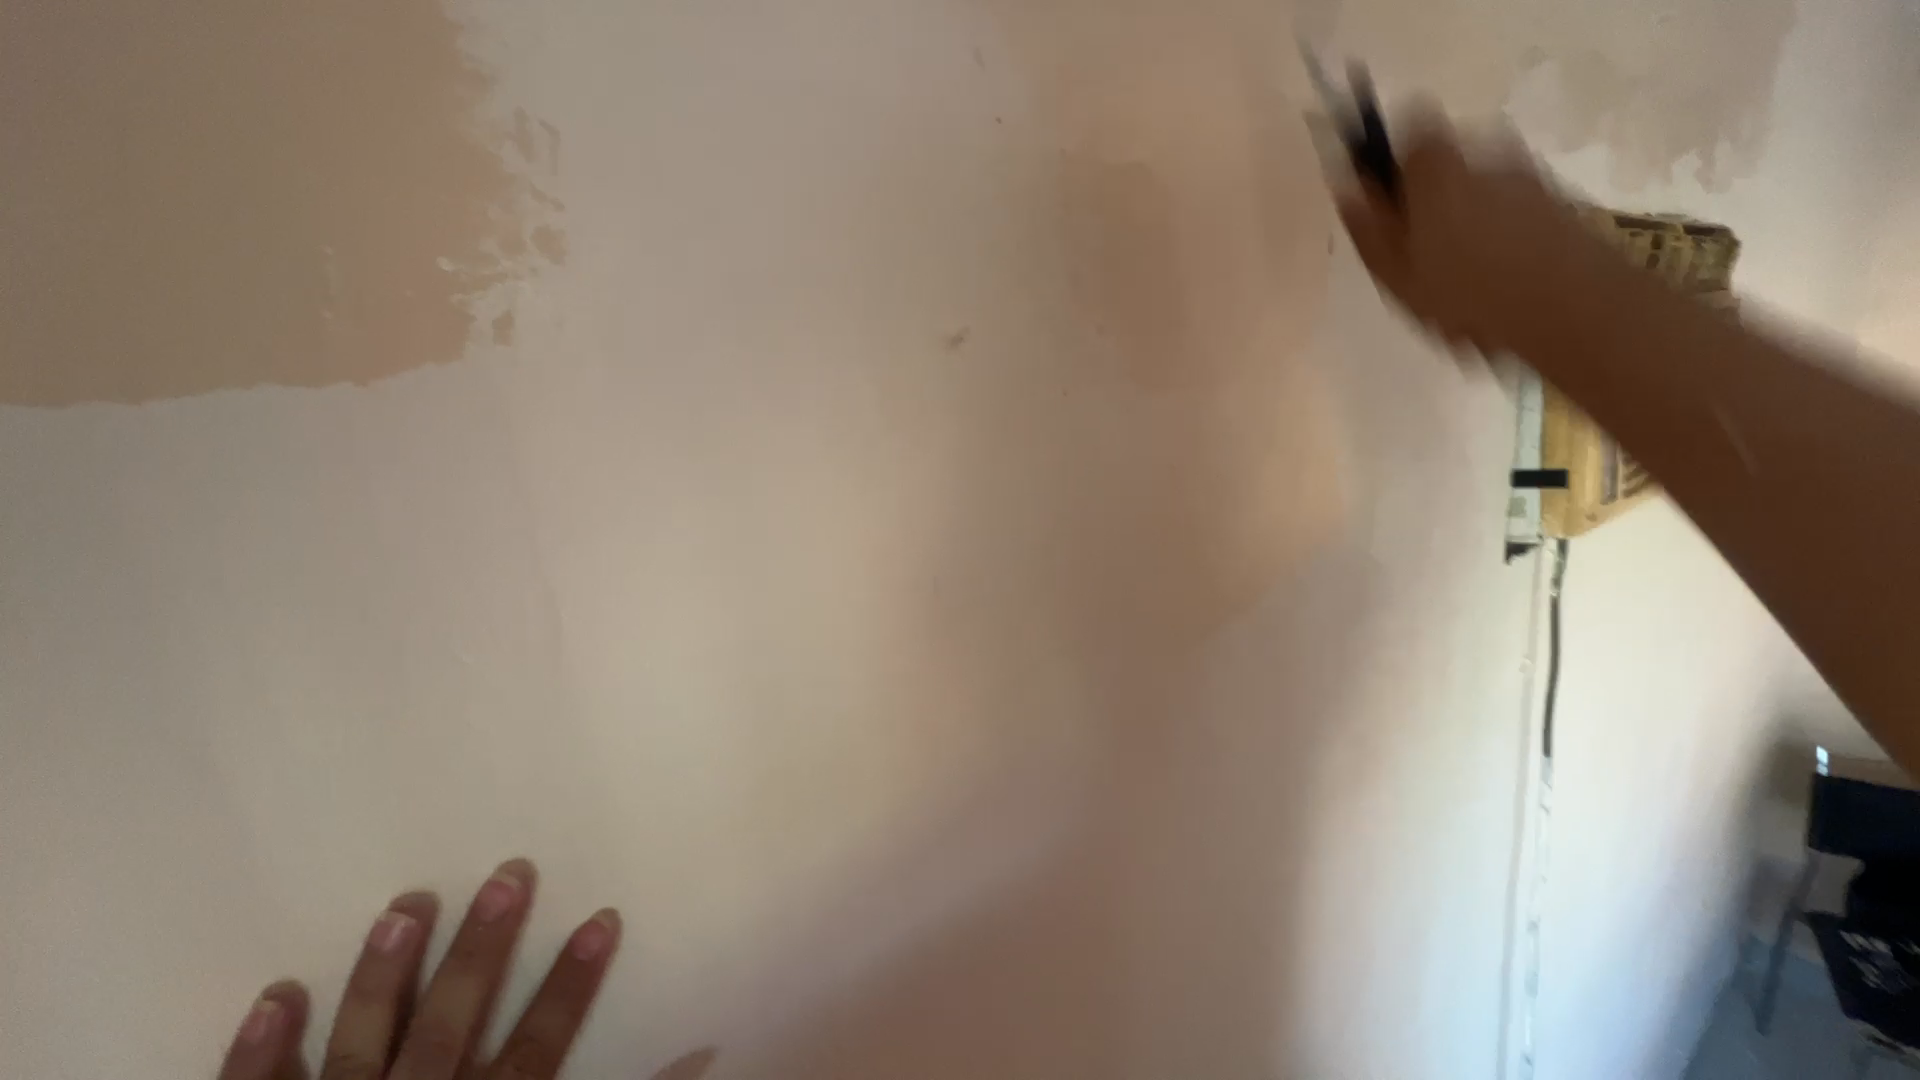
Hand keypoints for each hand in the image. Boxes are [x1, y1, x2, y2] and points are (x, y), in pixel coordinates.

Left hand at [216, 858, 620, 1079]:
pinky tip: (276, 996)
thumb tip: (696, 1061)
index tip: (603, 917)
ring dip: (382, 978)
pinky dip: (259, 1058)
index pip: (541, 1044)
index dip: (573, 982)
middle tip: (507, 875)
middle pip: (454, 1022)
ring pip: (363, 1045)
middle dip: (483, 950)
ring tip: (403, 907)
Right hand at [1334, 108, 1615, 356]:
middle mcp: (1488, 156)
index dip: (1394, 161)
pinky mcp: (1559, 206)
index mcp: (1439, 168)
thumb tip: (1349, 190)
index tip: (1385, 201)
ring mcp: (1529, 179)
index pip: (1412, 131)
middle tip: (1415, 253)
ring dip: (1465, 226)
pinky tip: (1492, 289)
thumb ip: (1368, 227)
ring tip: (1456, 282)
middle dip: (1429, 200)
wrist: (1573, 306)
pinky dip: (1498, 242)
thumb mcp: (1394, 272)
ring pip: (1481, 193)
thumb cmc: (1466, 291)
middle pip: (1448, 166)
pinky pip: (1511, 215)